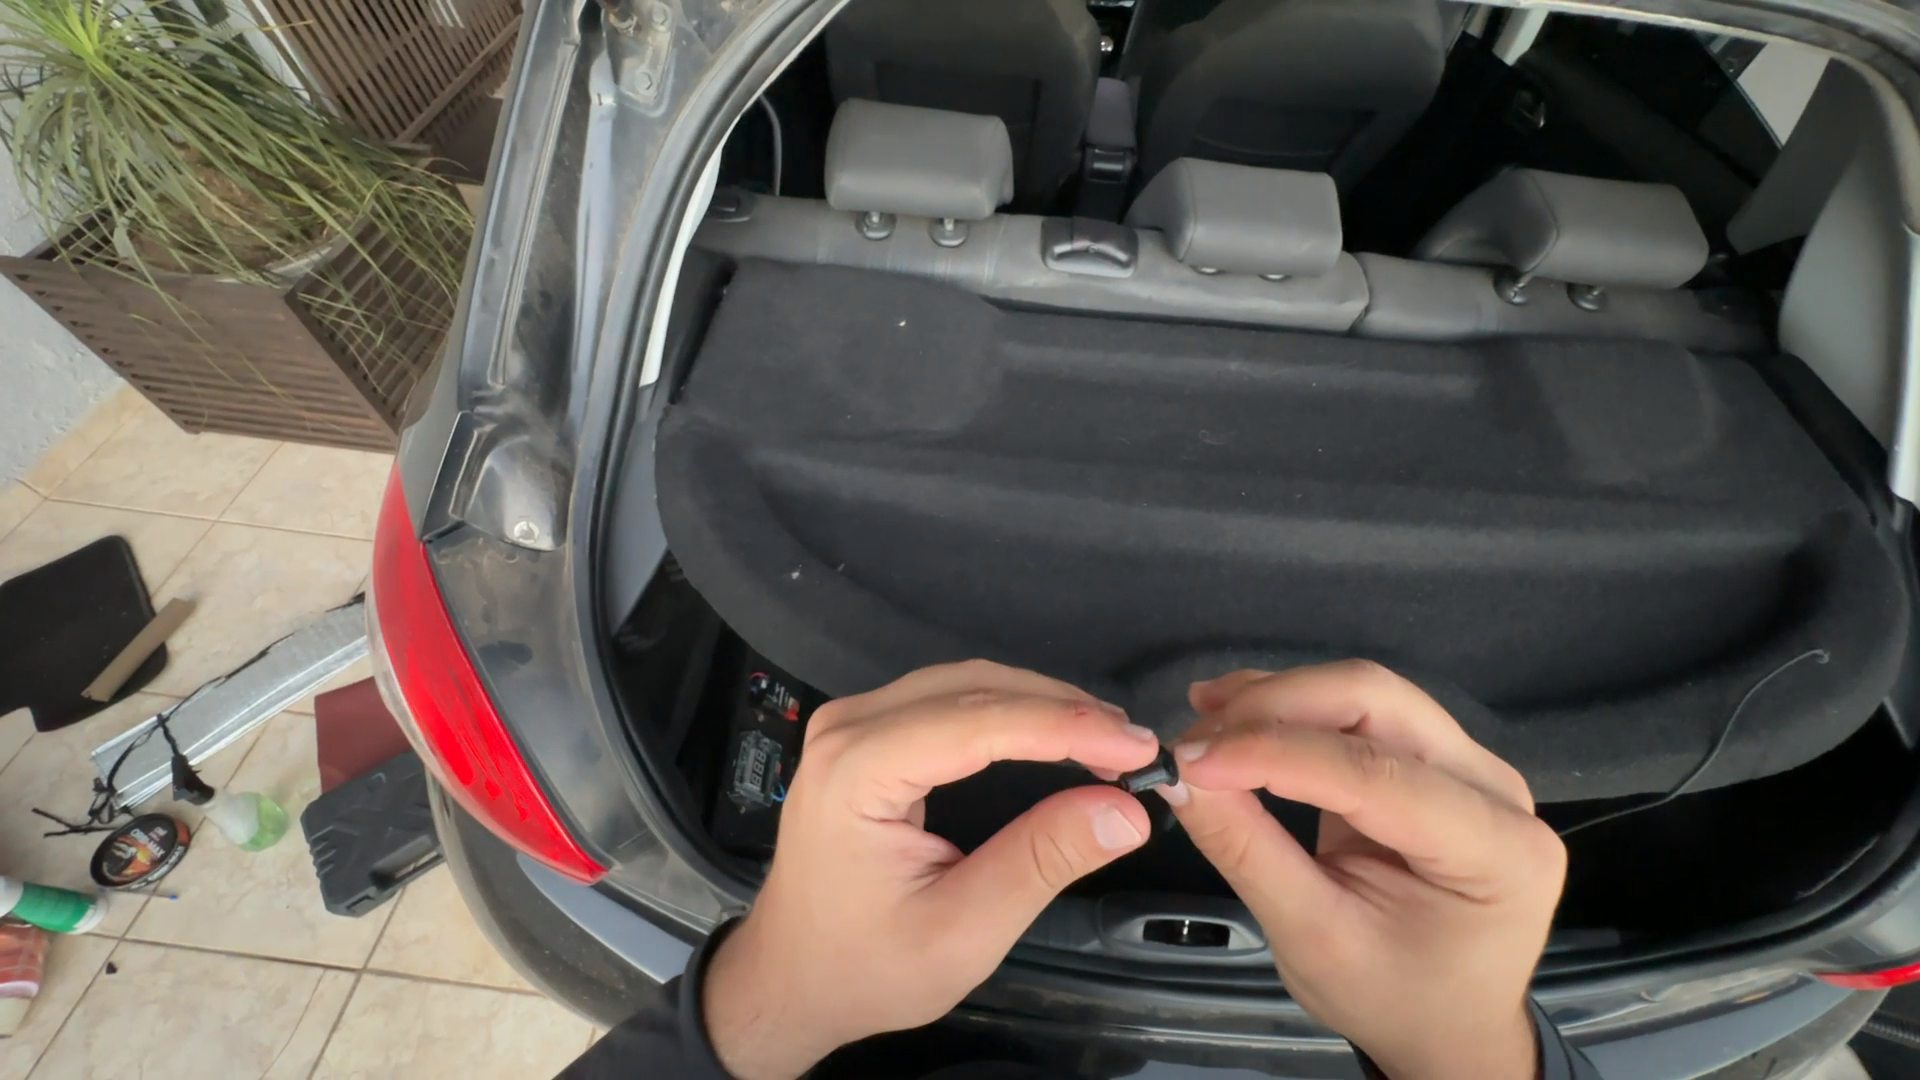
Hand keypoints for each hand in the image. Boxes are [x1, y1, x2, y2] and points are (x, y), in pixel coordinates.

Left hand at [702, 661, 1161, 1079]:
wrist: (790, 975)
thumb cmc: (865, 965)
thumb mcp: (962, 931)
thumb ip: (1041, 860)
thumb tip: (1126, 810)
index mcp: (857, 769)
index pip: (977, 722)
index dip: (1064, 726)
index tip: (1136, 746)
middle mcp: (851, 724)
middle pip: (974, 688)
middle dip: (1060, 709)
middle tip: (1131, 744)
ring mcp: (855, 719)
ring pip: (966, 683)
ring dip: (1040, 704)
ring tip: (1105, 737)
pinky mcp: (869, 727)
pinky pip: (951, 698)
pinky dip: (1011, 710)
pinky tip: (1051, 730)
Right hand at [1164, 662, 1565, 1079]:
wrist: (1444, 1021)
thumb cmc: (1390, 995)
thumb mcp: (1310, 937)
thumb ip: (1244, 848)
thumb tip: (1178, 775)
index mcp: (1495, 850)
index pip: (1372, 771)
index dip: (1272, 753)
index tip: (1188, 760)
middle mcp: (1491, 785)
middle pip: (1372, 700)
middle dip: (1273, 706)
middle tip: (1198, 739)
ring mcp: (1462, 760)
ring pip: (1357, 690)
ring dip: (1271, 696)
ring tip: (1201, 719)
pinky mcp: (1425, 751)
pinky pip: (1348, 704)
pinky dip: (1282, 701)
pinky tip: (1229, 709)